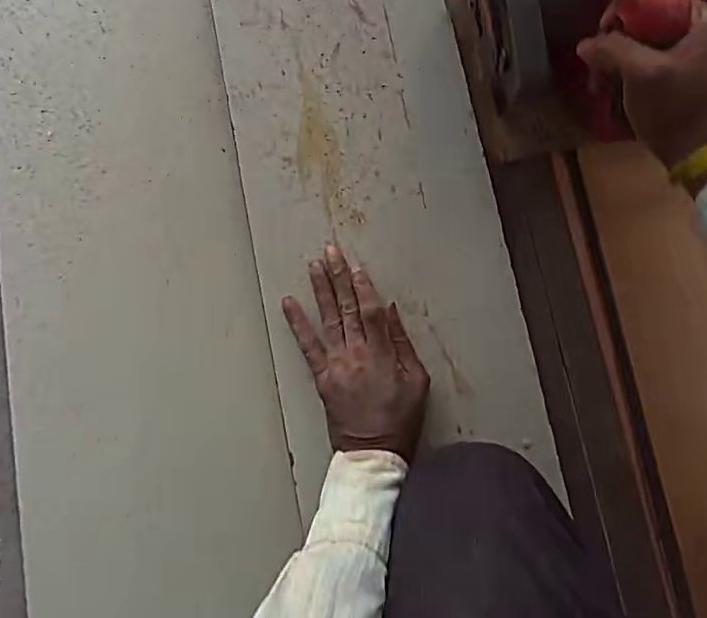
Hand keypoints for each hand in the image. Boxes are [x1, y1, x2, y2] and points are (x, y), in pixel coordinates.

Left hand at [280, 245, 430, 461]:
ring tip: (314, 265)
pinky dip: (297, 323)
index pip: (372, 311)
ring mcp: (336, 364)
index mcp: (381, 354)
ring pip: (327, 318)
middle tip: (332, 251)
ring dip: (320, 289)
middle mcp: (356, 354)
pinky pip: (307, 345)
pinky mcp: (322, 377)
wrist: (373, 454)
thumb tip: (391, 311)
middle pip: (347, 307)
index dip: (364, 287)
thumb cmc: (400, 419)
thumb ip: (402, 343)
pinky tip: (289, 303)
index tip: (357, 267)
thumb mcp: (417, 381)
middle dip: (339, 276)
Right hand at [577, 5, 706, 167]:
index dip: (627, 6)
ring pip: (639, 38)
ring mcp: (688, 52)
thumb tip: (585, 44)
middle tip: (597, 57)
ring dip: (613, 57)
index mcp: (705, 22)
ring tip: (598, 80)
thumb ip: (611, 48)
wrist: (692, 153)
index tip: (606, 28)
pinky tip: (606, 86)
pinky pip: (642, 57)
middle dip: (616, 38)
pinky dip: (622, 69)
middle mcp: (701, 30)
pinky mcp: (675, 71)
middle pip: (646, 17)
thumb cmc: (674, 106)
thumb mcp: (640, 71)